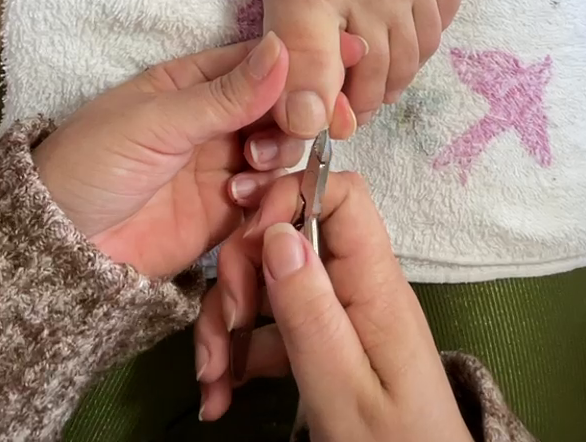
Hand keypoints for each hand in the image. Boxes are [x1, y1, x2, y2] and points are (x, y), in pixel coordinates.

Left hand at [32, 34, 293, 277]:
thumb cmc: (95, 164)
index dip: (301, 60)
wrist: (58, 251)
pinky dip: (269, 194)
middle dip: (296, 114)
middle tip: (297, 130)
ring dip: (280, 154)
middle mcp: (216, 119)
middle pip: (280, 106)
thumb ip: (224, 94)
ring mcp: (223, 165)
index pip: (260, 60)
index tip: (346, 60)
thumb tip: (283, 45)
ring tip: (251, 168)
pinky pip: (269, 196)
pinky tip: (243, 200)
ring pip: (281, 150)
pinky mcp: (226, 213)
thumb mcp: (157, 121)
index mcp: (194, 81)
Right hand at [192, 172, 469, 439]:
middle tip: (227, 326)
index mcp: (374, 280)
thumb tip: (278, 233)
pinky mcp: (320, 339)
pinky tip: (220, 392)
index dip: (290, 196)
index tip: (250, 240)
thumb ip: (311, 313)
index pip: (341, 193)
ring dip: (228, 321)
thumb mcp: (344, 391)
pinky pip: (269, 324)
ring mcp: (335, 310)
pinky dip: (238, 352)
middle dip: (241, 272)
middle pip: (288, 234)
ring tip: (211, 379)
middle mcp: (354, 283)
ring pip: (268, 280)